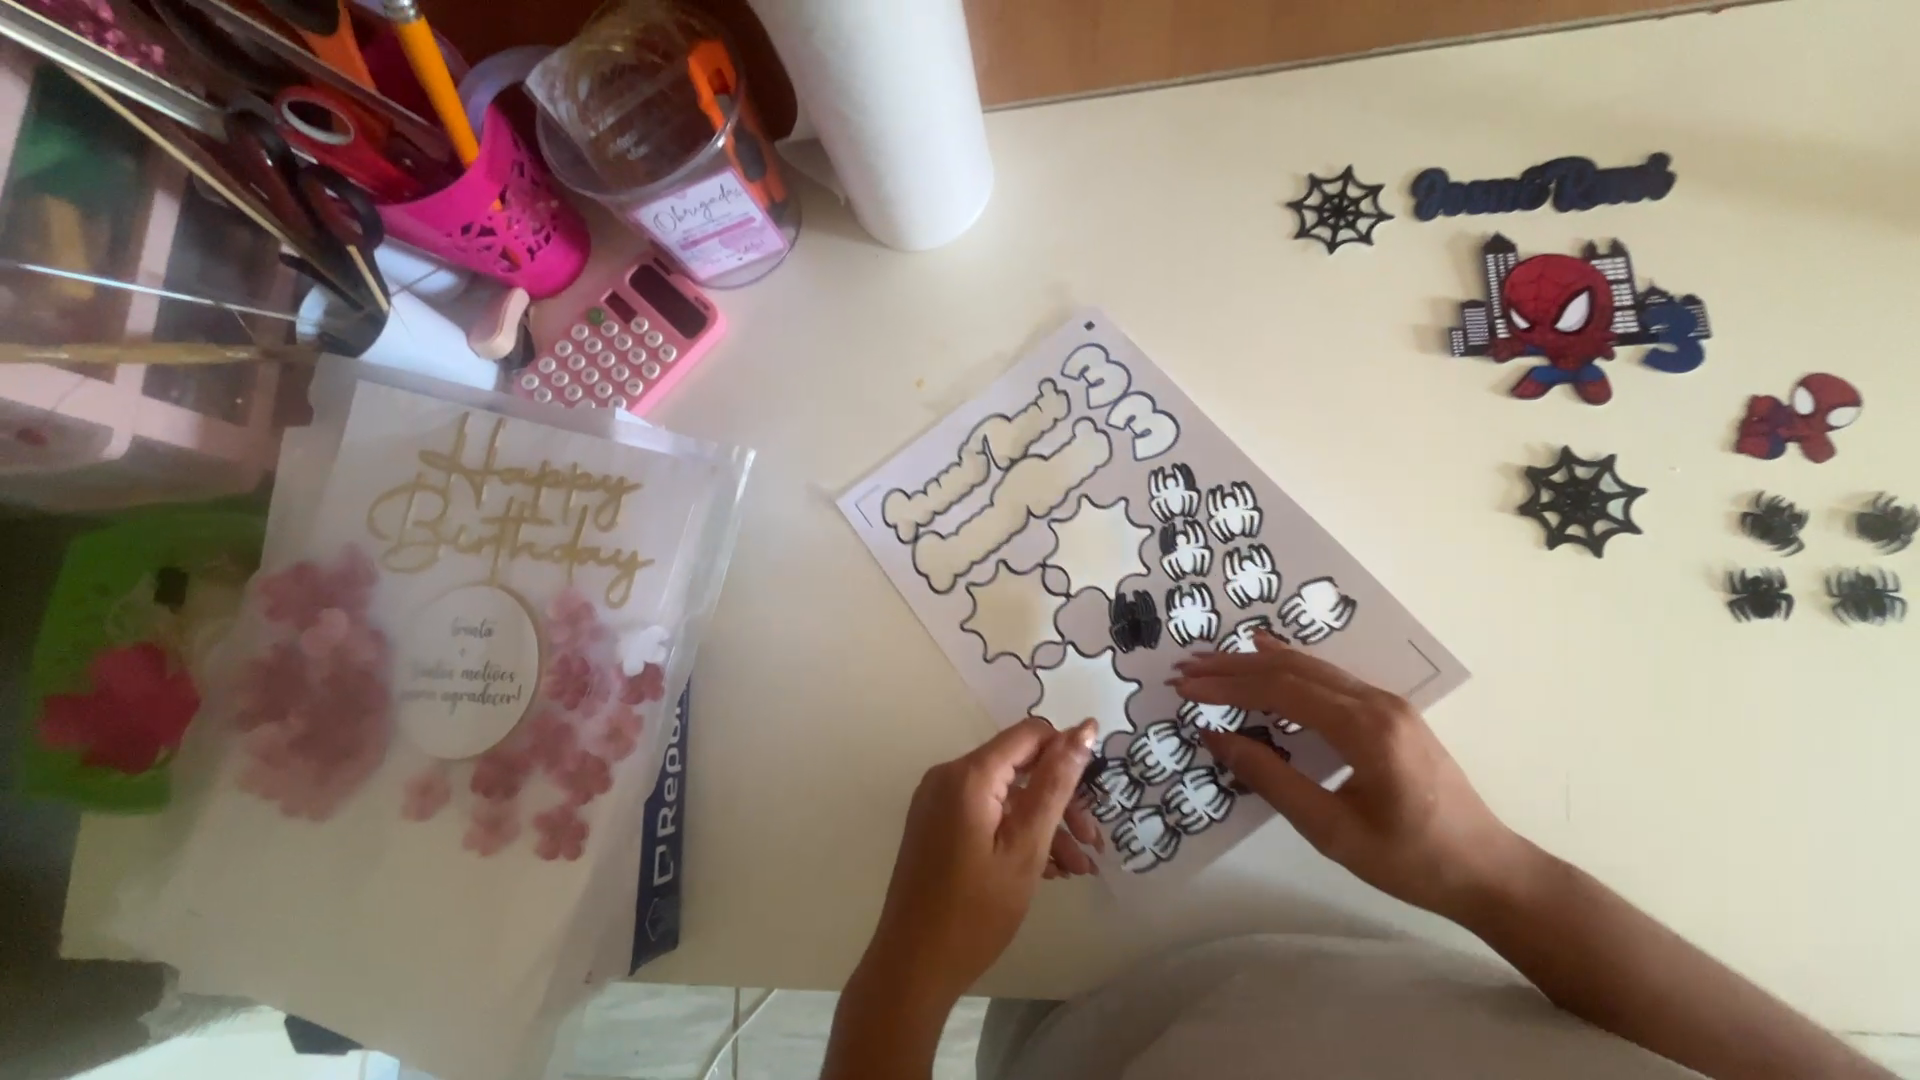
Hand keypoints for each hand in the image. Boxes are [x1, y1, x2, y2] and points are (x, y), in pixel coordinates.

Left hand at [859, 717, 1099, 1004]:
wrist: (913, 966)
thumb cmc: (975, 911)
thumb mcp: (1026, 847)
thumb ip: (1055, 784)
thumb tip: (1085, 729)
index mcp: (969, 773)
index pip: (1031, 734)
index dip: (1068, 754)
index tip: (1097, 795)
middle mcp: (948, 775)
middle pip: (1019, 765)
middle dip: (1061, 799)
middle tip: (1092, 844)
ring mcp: (937, 801)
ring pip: (1005, 793)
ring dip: (1044, 823)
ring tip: (1077, 868)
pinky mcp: (935, 825)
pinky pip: (986, 812)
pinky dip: (1016, 832)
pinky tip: (1047, 869)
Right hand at [1172, 634, 1531, 921]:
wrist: (1490, 870)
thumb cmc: (1410, 860)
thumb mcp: (1330, 830)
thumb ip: (1271, 778)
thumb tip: (1216, 737)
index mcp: (1364, 729)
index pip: (1280, 691)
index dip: (1227, 687)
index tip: (1185, 688)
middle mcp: (1376, 703)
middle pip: (1292, 670)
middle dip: (1234, 668)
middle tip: (1186, 668)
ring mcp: (1388, 704)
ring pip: (1311, 668)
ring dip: (1257, 664)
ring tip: (1212, 661)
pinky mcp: (1391, 714)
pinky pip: (1329, 678)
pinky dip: (1289, 667)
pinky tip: (1268, 656)